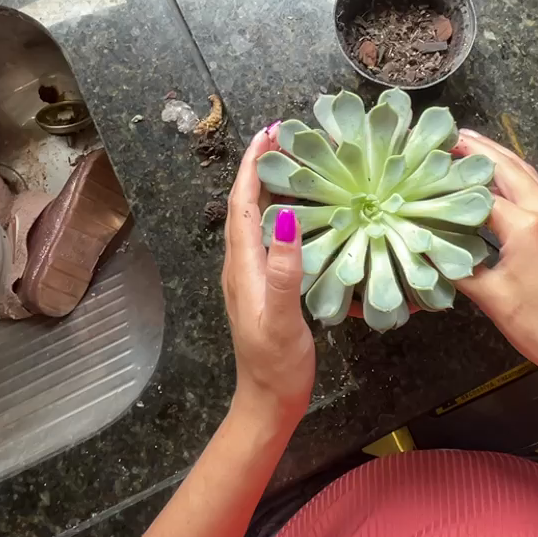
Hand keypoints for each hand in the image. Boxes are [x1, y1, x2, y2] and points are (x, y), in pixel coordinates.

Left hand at [221, 126, 315, 425]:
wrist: (269, 402)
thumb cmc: (277, 364)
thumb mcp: (281, 320)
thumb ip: (281, 271)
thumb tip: (282, 217)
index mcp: (242, 265)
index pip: (241, 202)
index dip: (252, 166)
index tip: (270, 134)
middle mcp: (240, 263)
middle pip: (243, 203)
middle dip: (258, 167)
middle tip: (285, 138)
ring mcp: (249, 274)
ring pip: (253, 217)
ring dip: (266, 185)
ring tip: (291, 162)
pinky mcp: (261, 284)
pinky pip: (264, 235)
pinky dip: (276, 210)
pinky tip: (297, 211)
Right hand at [451, 130, 537, 394]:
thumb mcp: (492, 299)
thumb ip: (458, 266)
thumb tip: (426, 246)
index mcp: (528, 227)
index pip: (483, 192)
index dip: (453, 178)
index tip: (428, 161)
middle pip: (511, 168)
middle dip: (481, 149)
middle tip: (451, 133)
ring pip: (528, 175)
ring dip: (500, 158)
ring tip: (470, 145)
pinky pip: (537, 191)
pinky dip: (515, 177)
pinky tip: (497, 180)